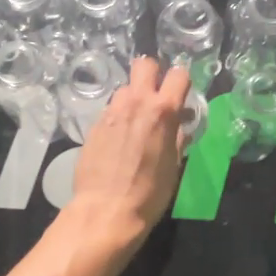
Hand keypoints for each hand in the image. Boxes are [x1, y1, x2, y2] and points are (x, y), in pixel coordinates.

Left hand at [69, 56, 190, 248]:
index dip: (181, 82)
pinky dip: (118, 118)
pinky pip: (111, 111)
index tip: (181, 96)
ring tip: (135, 124)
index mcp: (162, 111)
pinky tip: (118, 141)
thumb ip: (177, 136)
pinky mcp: (94, 125)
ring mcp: (111, 112)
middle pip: (144, 64)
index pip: (178, 74)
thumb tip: (181, 123)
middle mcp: (136, 103)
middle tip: (155, 97)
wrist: (107, 210)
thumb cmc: (150, 192)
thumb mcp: (174, 164)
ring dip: (133, 99)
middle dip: (152, 74)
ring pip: (124, 89)